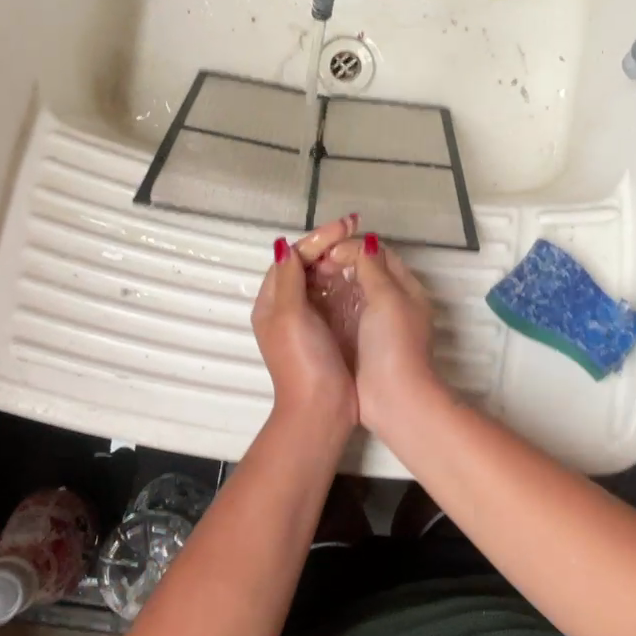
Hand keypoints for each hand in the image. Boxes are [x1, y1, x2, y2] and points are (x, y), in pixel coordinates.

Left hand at [252, 216, 359, 428]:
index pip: (291, 258)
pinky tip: (364, 275)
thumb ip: (288, 278)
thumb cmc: (303, 360)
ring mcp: (307, 320)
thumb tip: (285, 246)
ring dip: (339, 261)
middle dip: (329, 245)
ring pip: (321, 280)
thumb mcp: (289, 314)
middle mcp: (286, 308)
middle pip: (305, 266)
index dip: (317, 239)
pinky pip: (335, 297)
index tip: (346, 226)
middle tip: (358, 229)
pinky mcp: (327, 332)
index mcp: (271, 302)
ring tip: (362, 248)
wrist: (321, 409)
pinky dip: (347, 282)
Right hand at [318, 234, 439, 432]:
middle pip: (362, 271)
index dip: (352, 247)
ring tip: (306, 281)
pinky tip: (307, 303)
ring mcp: (373, 323)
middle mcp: (390, 302)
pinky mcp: (357, 340)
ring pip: (348, 291)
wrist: (393, 398)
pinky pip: (340, 313)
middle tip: (312, 267)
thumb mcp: (387, 297)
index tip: (327, 252)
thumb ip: (372, 266)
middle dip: (337, 263)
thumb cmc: (393, 344)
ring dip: (329, 282)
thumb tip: (361, 240)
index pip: (377, 254)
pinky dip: (325, 304)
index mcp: (404, 288)